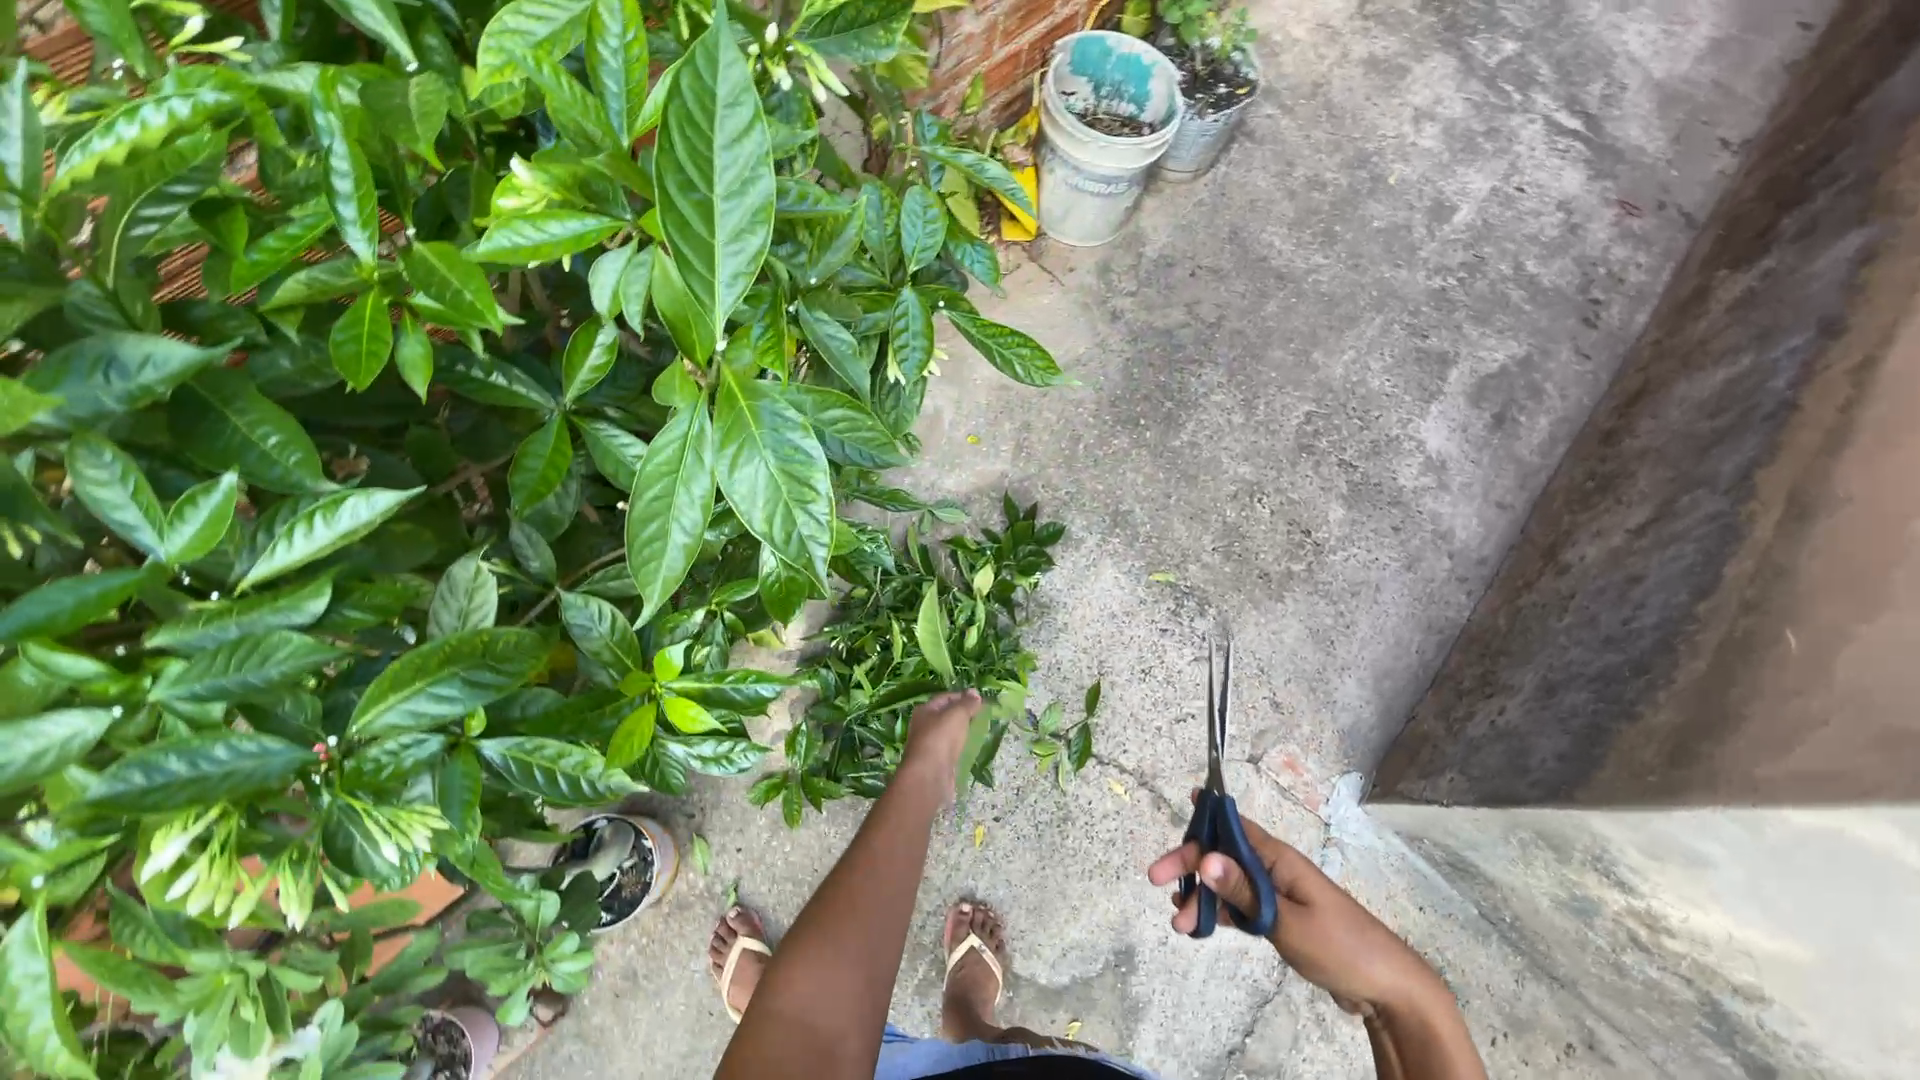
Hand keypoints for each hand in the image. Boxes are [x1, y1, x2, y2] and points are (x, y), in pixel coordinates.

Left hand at [900, 689, 982, 781]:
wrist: (930, 774)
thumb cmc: (941, 737)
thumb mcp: (957, 714)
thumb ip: (967, 703)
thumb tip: (975, 693)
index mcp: (925, 710)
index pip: (945, 697)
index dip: (962, 696)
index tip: (979, 699)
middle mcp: (924, 726)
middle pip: (946, 715)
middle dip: (963, 714)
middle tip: (982, 714)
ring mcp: (929, 744)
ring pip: (949, 732)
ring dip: (962, 731)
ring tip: (980, 730)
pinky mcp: (936, 761)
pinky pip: (951, 748)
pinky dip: (961, 746)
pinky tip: (971, 747)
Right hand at [1147, 799, 1444, 1015]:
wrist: (1387, 989)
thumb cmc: (1340, 947)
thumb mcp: (1287, 922)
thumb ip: (1244, 891)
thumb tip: (1205, 857)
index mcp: (1279, 860)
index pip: (1235, 828)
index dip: (1207, 817)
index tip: (1184, 803)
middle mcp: (1275, 870)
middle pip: (1224, 857)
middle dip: (1190, 866)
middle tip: (1157, 882)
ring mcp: (1279, 895)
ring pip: (1229, 885)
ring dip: (1202, 898)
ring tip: (1179, 922)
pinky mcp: (1281, 919)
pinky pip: (1241, 907)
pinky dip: (1220, 914)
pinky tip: (1200, 927)